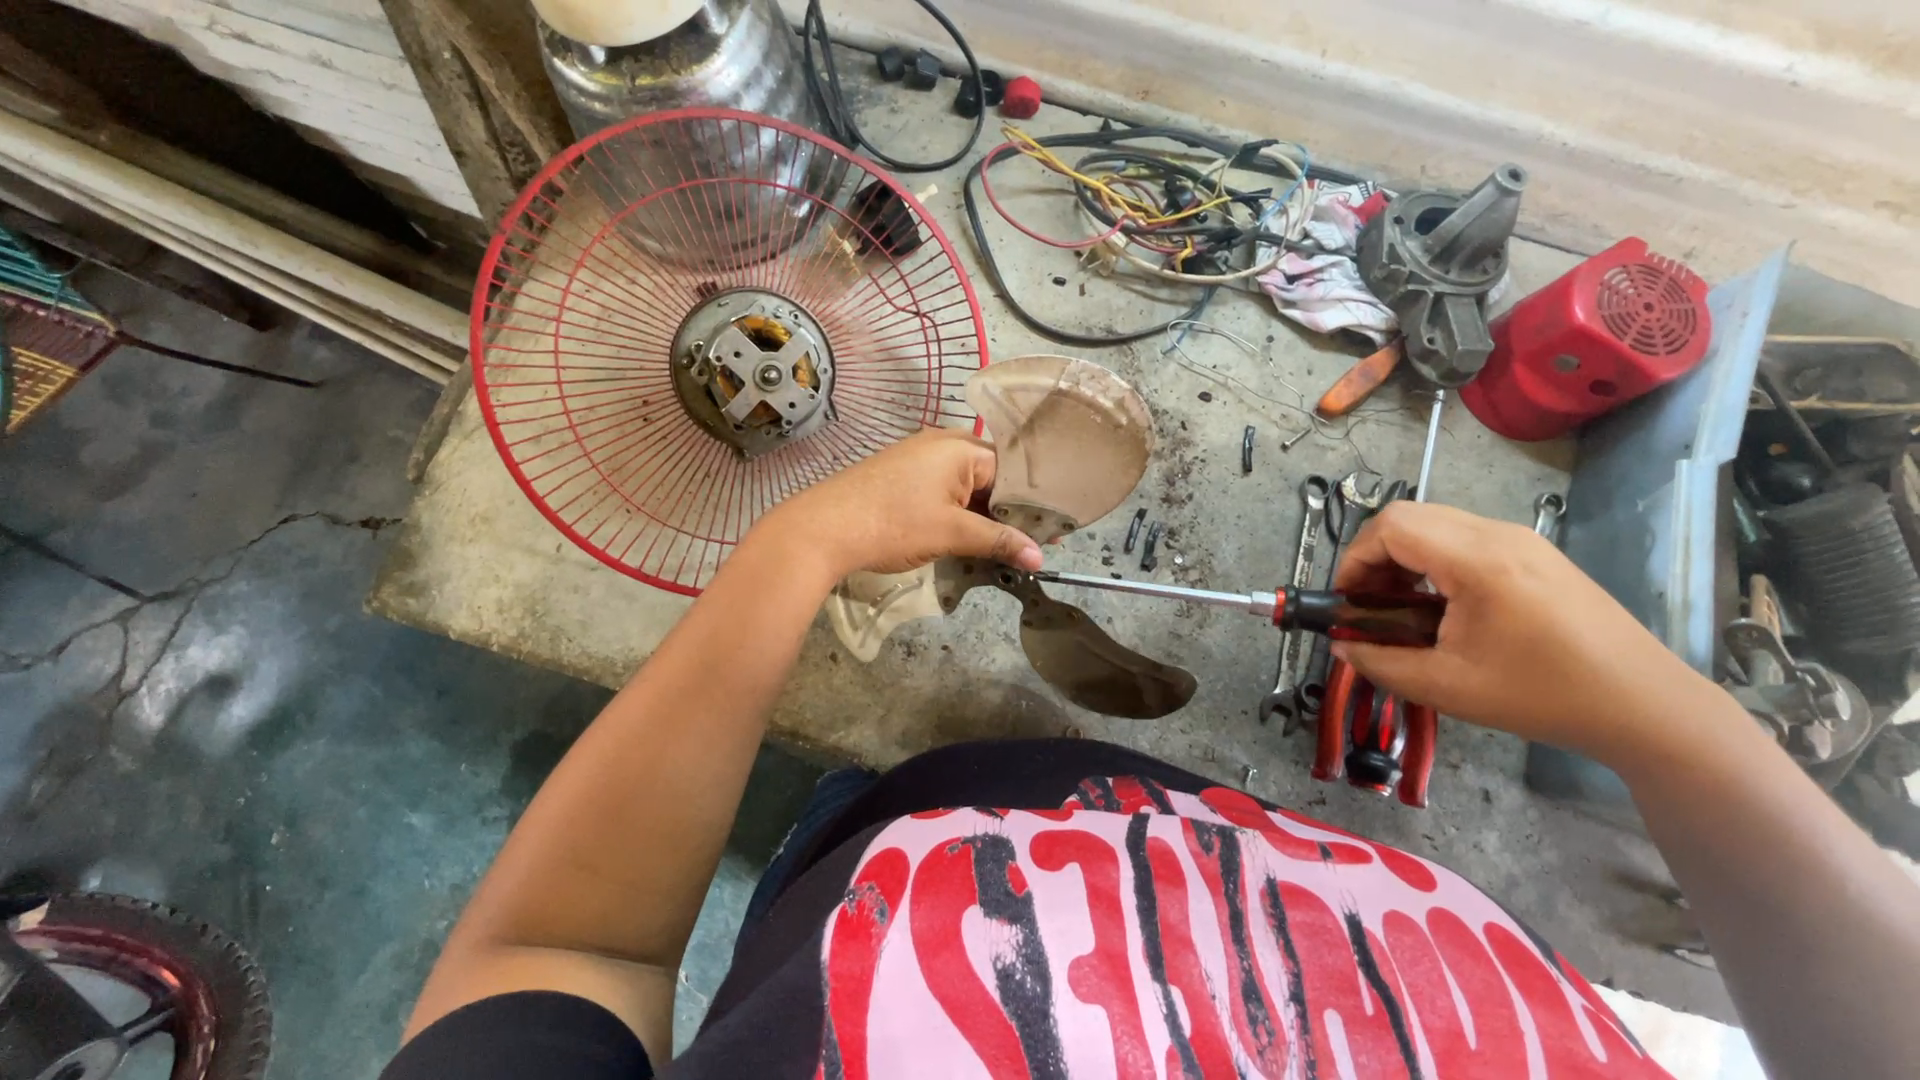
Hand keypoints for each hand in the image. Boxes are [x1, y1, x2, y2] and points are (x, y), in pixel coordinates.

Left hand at [755, 429, 1042, 579]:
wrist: (822, 530)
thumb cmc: (892, 523)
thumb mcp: (951, 533)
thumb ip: (998, 541)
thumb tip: (1039, 557)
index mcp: (960, 446)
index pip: (1014, 467)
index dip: (1035, 499)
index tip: (1054, 527)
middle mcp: (943, 443)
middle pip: (993, 474)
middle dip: (1012, 507)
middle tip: (1036, 539)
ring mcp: (921, 459)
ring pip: (970, 485)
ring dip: (987, 513)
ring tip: (1010, 543)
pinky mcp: (904, 478)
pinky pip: (948, 490)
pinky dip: (963, 512)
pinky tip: (974, 536)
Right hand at [1330, 501, 1722, 765]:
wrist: (1643, 705)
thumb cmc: (1540, 696)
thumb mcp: (1446, 687)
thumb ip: (1381, 662)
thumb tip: (1342, 645)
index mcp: (1477, 560)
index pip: (1391, 527)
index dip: (1355, 559)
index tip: (1347, 602)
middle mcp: (1499, 535)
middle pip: (1410, 516)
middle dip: (1374, 556)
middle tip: (1369, 604)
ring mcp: (1522, 541)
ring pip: (1437, 524)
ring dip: (1404, 557)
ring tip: (1401, 608)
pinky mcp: (1536, 555)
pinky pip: (1465, 538)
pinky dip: (1435, 560)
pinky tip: (1441, 606)